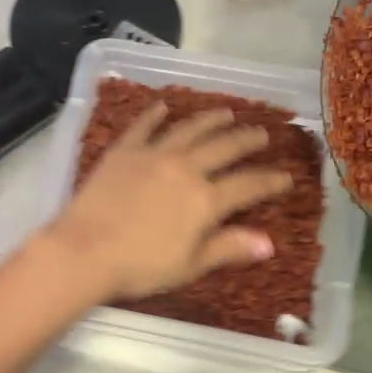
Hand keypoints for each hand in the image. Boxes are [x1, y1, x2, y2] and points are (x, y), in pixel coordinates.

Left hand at [41, 103, 293, 300]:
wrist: (85, 250)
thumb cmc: (140, 266)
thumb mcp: (190, 264)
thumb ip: (228, 247)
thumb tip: (269, 242)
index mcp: (206, 199)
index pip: (248, 185)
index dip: (270, 181)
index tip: (286, 176)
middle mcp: (186, 168)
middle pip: (224, 148)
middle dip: (246, 140)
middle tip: (262, 133)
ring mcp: (153, 155)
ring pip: (189, 130)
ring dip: (210, 120)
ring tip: (226, 112)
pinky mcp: (123, 151)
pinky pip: (143, 127)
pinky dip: (155, 114)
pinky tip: (163, 106)